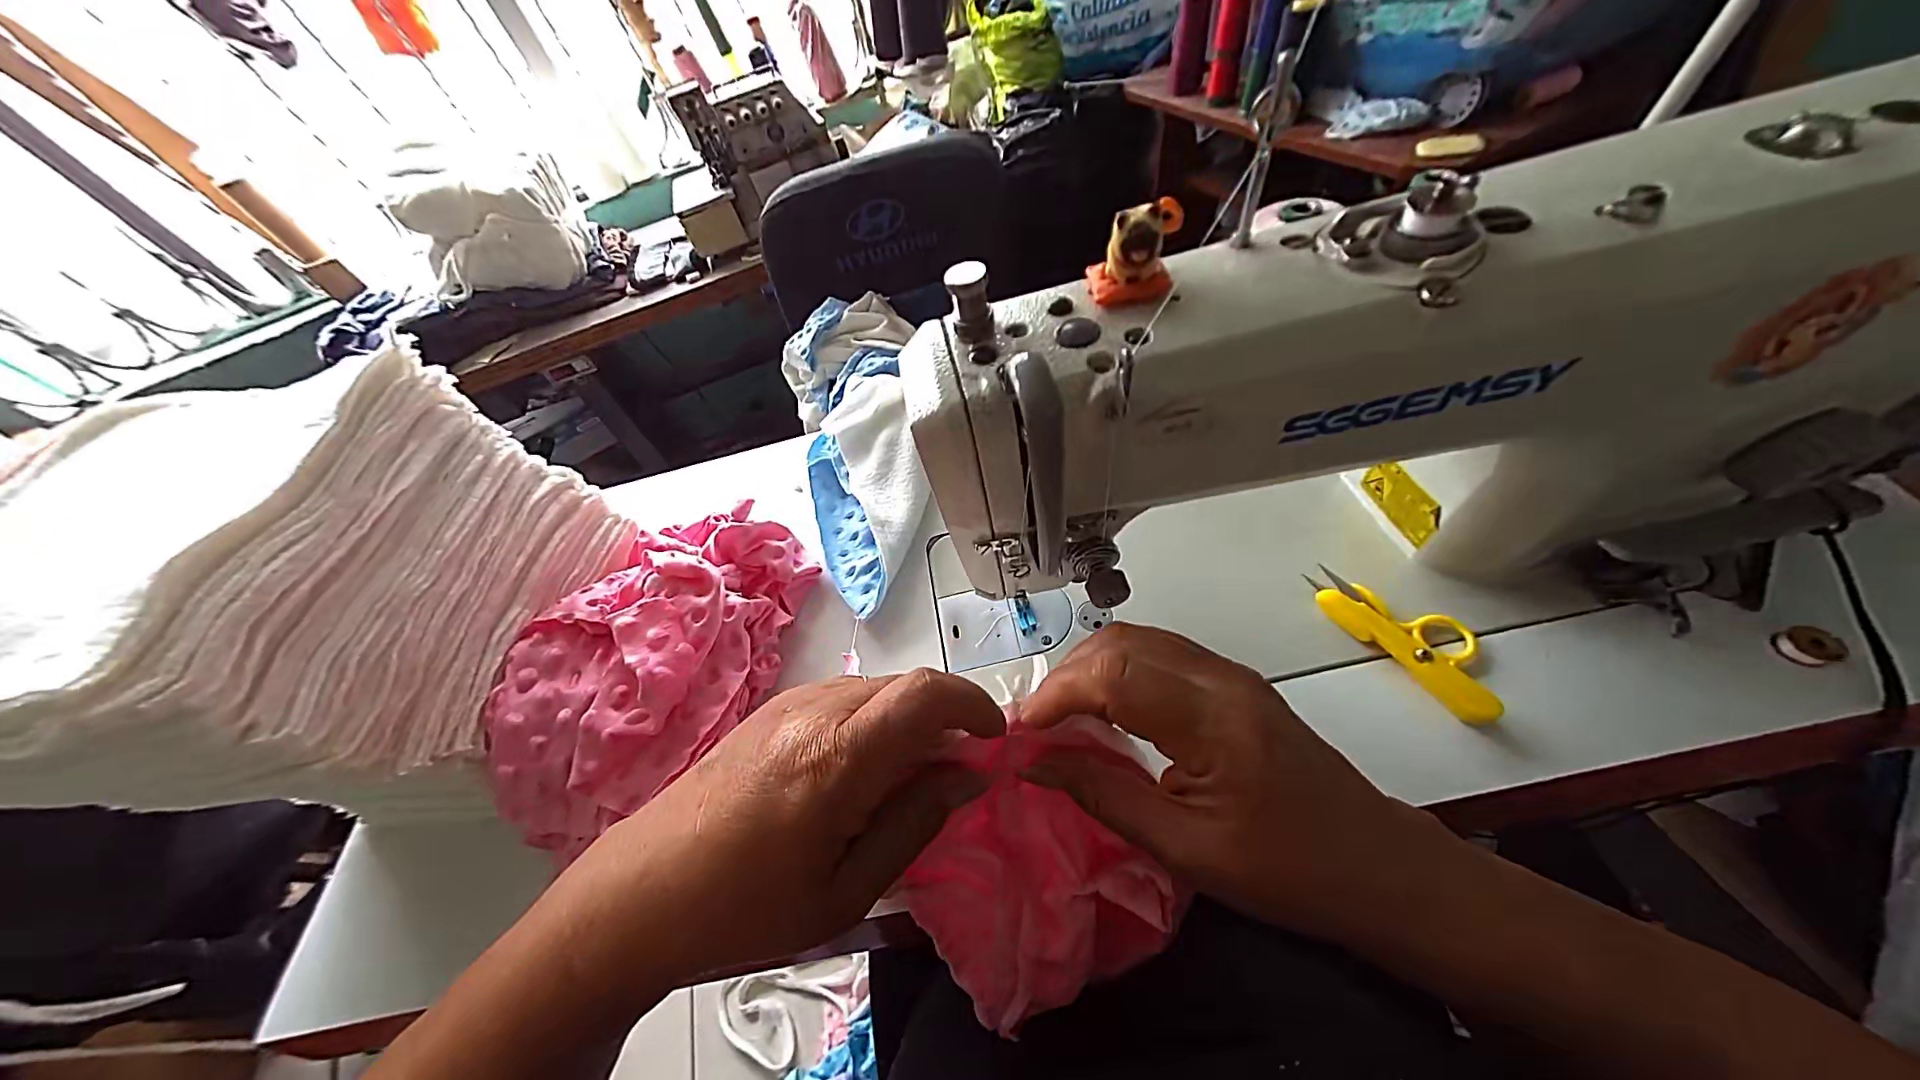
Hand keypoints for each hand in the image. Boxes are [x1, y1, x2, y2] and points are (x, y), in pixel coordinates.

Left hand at [568, 670, 1004, 980]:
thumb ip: (915, 821)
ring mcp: (789, 703)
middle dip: (948, 717)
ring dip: (910, 719)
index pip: (927, 692)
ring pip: (878, 688)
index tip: (994, 740)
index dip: (974, 704)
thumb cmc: (745, 908)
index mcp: (838, 755)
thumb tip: (968, 774)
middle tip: (956, 772)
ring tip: (908, 778)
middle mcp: (816, 710)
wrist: (639, 893)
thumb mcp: (846, 890)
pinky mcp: (771, 709)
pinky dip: (876, 720)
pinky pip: (845, 697)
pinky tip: (862, 769)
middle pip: (907, 685)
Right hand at [1019, 623, 1465, 943]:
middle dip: (1067, 677)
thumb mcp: (1187, 849)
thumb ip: (1104, 796)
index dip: (1058, 694)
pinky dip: (1118, 672)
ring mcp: (1230, 674)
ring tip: (1063, 717)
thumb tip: (1035, 763)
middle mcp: (1222, 678)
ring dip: (1090, 669)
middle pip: (1122, 643)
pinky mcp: (1233, 682)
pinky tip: (1105, 709)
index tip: (1025, 732)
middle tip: (1040, 726)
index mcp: (1215, 719)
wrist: (1379, 866)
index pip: (1116, 674)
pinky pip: (1159, 654)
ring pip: (1139, 640)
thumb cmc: (1289, 871)